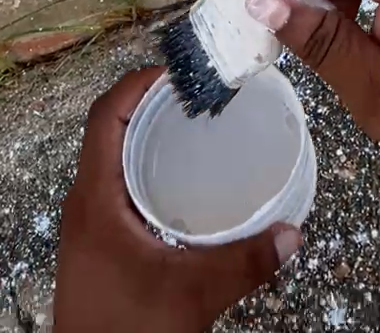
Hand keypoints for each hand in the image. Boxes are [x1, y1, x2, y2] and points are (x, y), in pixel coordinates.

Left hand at [53, 67, 301, 331]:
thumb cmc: (128, 332)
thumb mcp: (192, 296)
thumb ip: (244, 262)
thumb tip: (294, 232)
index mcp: (95, 197)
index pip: (105, 115)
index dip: (136, 83)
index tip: (177, 72)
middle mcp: (85, 200)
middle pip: (109, 129)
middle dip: (148, 102)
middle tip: (197, 94)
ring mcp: (88, 222)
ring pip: (111, 156)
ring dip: (145, 133)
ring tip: (193, 125)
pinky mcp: (98, 241)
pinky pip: (118, 182)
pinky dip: (145, 165)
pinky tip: (181, 180)